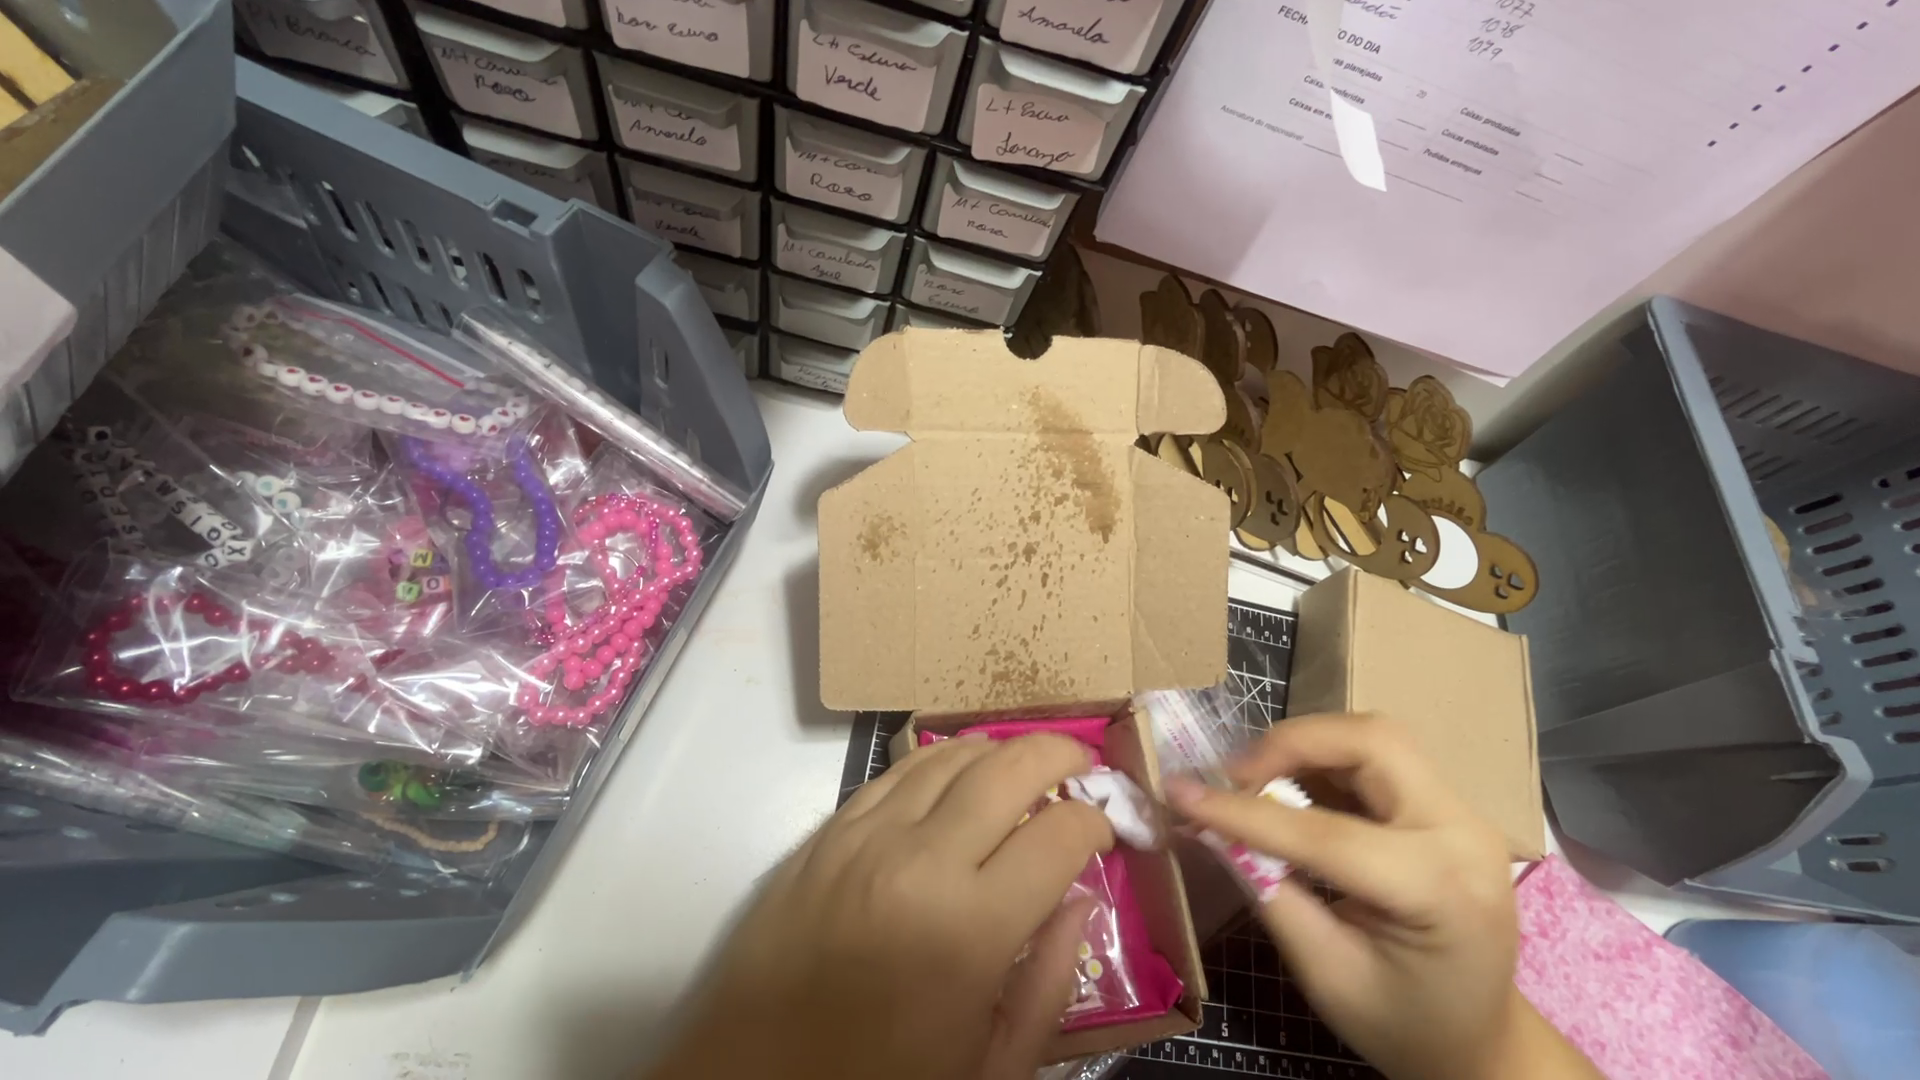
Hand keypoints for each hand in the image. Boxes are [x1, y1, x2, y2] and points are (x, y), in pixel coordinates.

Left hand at [643, 733, 1113, 1079]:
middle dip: (1062, 753)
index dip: (1098, 821)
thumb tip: (1080, 898)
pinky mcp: (826, 832)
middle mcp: (920, 859)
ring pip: (952, 754)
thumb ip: (1048, 981)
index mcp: (971, 927)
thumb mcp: (989, 1069)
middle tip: (1083, 765)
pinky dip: (941, 762)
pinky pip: (897, 772)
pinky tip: (956, 778)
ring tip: (1025, 767)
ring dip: (1001, 750)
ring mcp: (866, 835)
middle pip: (1010, 766)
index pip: (1061, 832)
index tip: (1105, 832)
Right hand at [1167, 713, 1598, 1079]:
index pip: (1327, 832)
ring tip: (1256, 779)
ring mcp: (1459, 812)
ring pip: (1373, 736)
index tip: (1179, 791)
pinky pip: (1375, 755)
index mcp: (1441, 891)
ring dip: (1306, 745)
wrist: (1480, 1042)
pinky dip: (1322, 758)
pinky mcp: (1442, 805)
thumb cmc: (1402, 1022)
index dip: (1243, 810)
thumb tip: (1206, 827)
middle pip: (1371, 742)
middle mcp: (1462, 833)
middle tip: (1233, 776)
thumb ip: (1267, 891)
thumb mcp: (1325, 972)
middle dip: (1290, 744)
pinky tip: (1291, 787)